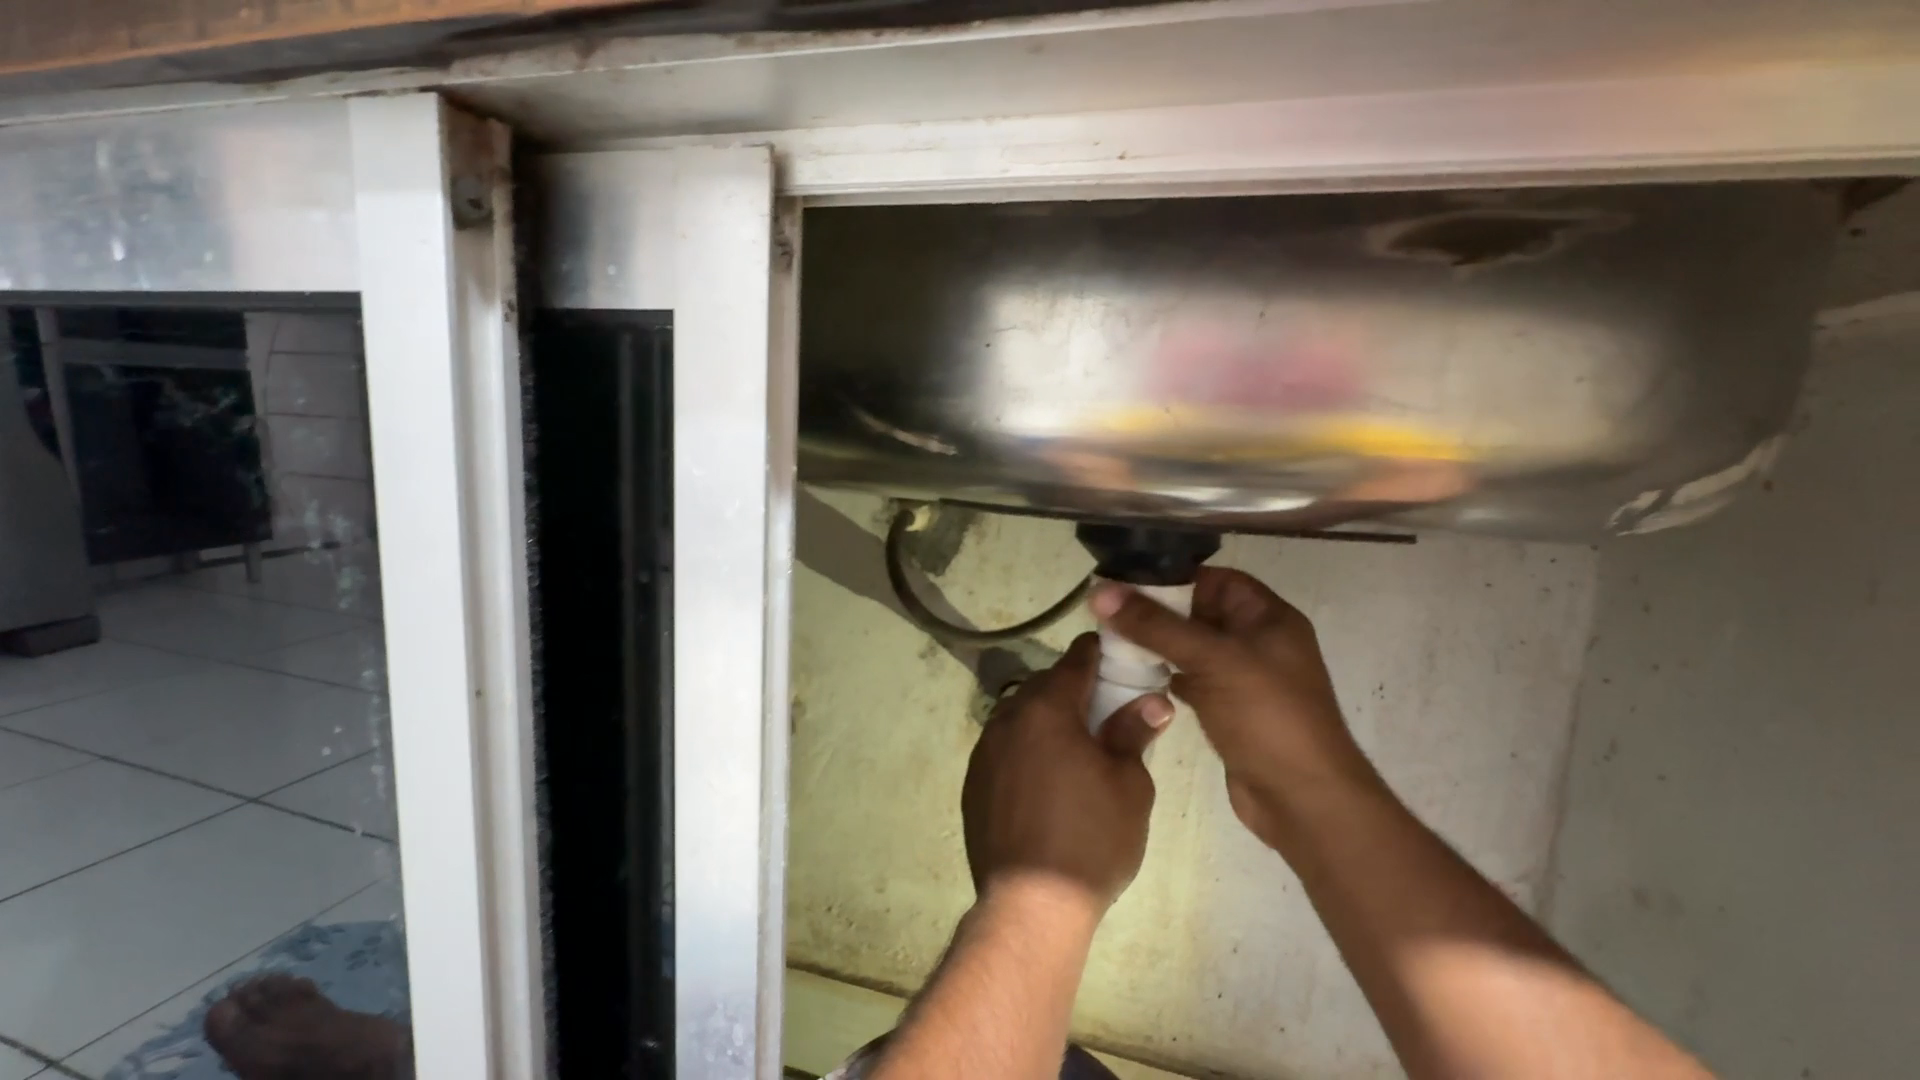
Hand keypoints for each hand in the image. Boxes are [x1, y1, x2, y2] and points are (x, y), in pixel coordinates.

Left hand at [962, 634, 1167, 913]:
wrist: (1030, 904)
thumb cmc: (1092, 838)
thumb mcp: (1129, 784)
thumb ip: (1134, 733)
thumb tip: (1154, 700)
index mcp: (1047, 710)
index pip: (1075, 661)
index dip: (1098, 653)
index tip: (1117, 656)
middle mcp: (1007, 720)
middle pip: (1043, 687)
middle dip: (1072, 688)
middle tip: (1103, 707)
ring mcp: (984, 752)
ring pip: (1018, 716)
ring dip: (1044, 718)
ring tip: (1073, 744)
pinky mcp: (972, 783)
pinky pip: (1003, 747)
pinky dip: (1025, 747)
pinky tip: (1044, 777)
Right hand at [1089, 568, 1383, 847]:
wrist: (1302, 800)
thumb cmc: (1267, 717)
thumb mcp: (1212, 660)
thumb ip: (1156, 625)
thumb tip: (1100, 592)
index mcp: (1268, 618)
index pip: (1215, 580)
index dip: (1173, 576)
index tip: (1124, 581)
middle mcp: (1257, 642)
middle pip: (1199, 612)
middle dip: (1156, 612)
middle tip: (1106, 612)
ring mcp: (1243, 679)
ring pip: (1191, 648)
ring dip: (1156, 645)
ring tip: (1110, 642)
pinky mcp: (1228, 710)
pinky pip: (1190, 680)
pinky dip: (1164, 677)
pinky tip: (1133, 679)